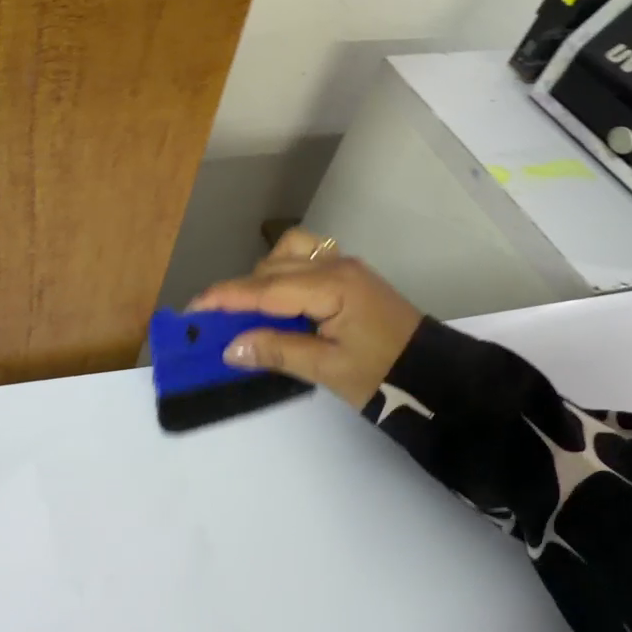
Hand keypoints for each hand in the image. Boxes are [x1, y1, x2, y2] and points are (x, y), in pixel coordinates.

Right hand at [188, 229, 422, 408]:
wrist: (439, 376)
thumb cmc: (385, 376)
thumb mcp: (329, 370)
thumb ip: (278, 351)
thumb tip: (230, 346)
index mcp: (332, 285)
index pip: (266, 287)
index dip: (226, 297)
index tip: (193, 308)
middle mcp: (334, 264)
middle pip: (271, 268)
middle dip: (238, 291)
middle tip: (211, 319)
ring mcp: (343, 265)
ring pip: (286, 254)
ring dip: (261, 277)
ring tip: (246, 310)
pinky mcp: (348, 274)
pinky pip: (304, 259)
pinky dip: (281, 272)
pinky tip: (276, 299)